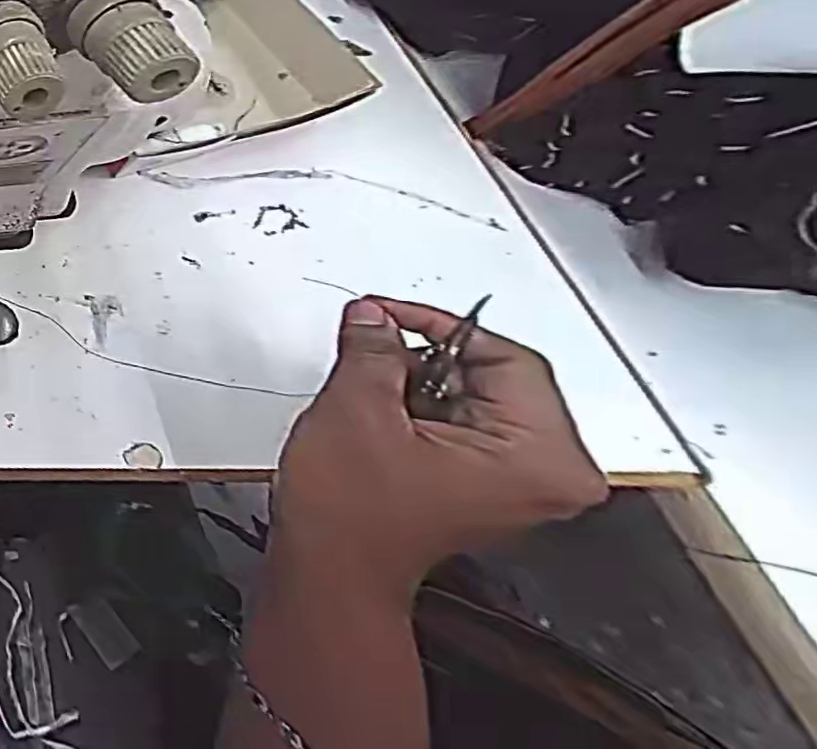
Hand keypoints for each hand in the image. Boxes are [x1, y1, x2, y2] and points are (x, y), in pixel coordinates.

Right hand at [271, 297, 607, 595]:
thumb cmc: (352, 509)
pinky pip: (456, 419)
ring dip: (410, 379)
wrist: (330, 562)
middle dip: (420, 357)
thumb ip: (372, 350)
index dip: (439, 325)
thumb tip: (374, 315)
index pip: (508, 359)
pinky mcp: (480, 480)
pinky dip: (411, 402)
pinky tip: (372, 410)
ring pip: (467, 395)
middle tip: (367, 342)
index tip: (386, 311)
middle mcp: (544, 473)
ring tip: (363, 388)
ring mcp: (513, 479)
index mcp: (540, 458)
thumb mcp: (357, 409)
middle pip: (491, 377)